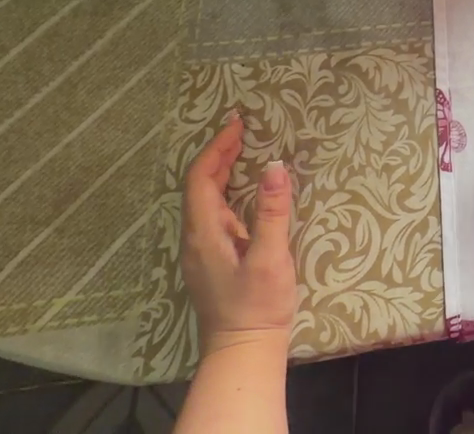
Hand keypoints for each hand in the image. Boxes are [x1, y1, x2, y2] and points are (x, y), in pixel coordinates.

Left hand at [180, 115, 299, 358]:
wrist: (243, 349)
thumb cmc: (256, 304)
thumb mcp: (270, 257)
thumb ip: (272, 211)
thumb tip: (275, 165)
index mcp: (205, 233)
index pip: (202, 178)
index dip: (217, 147)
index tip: (238, 123)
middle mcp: (197, 237)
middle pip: (200, 185)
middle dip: (219, 153)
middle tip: (243, 128)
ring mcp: (204, 249)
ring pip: (206, 199)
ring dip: (222, 170)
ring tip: (244, 149)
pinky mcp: (215, 258)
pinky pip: (216, 211)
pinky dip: (228, 189)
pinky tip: (246, 188)